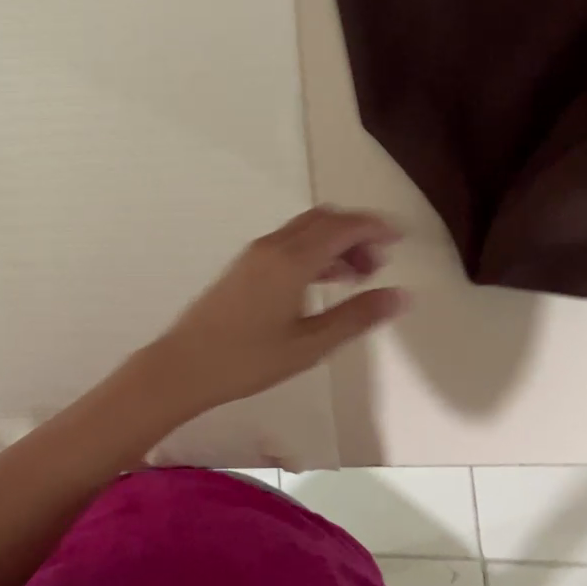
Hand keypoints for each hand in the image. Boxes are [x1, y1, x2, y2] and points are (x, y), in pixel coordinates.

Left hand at [134, 206, 407, 416]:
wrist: (185, 365)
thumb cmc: (249, 359)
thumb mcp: (311, 344)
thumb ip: (357, 316)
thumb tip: (401, 295)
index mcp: (291, 259)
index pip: (341, 225)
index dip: (374, 227)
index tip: (400, 239)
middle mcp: (271, 247)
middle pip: (322, 220)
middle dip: (356, 233)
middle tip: (380, 264)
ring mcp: (253, 255)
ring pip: (303, 232)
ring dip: (334, 243)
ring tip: (359, 278)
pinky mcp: (243, 268)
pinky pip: (287, 245)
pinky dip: (313, 253)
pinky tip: (324, 283)